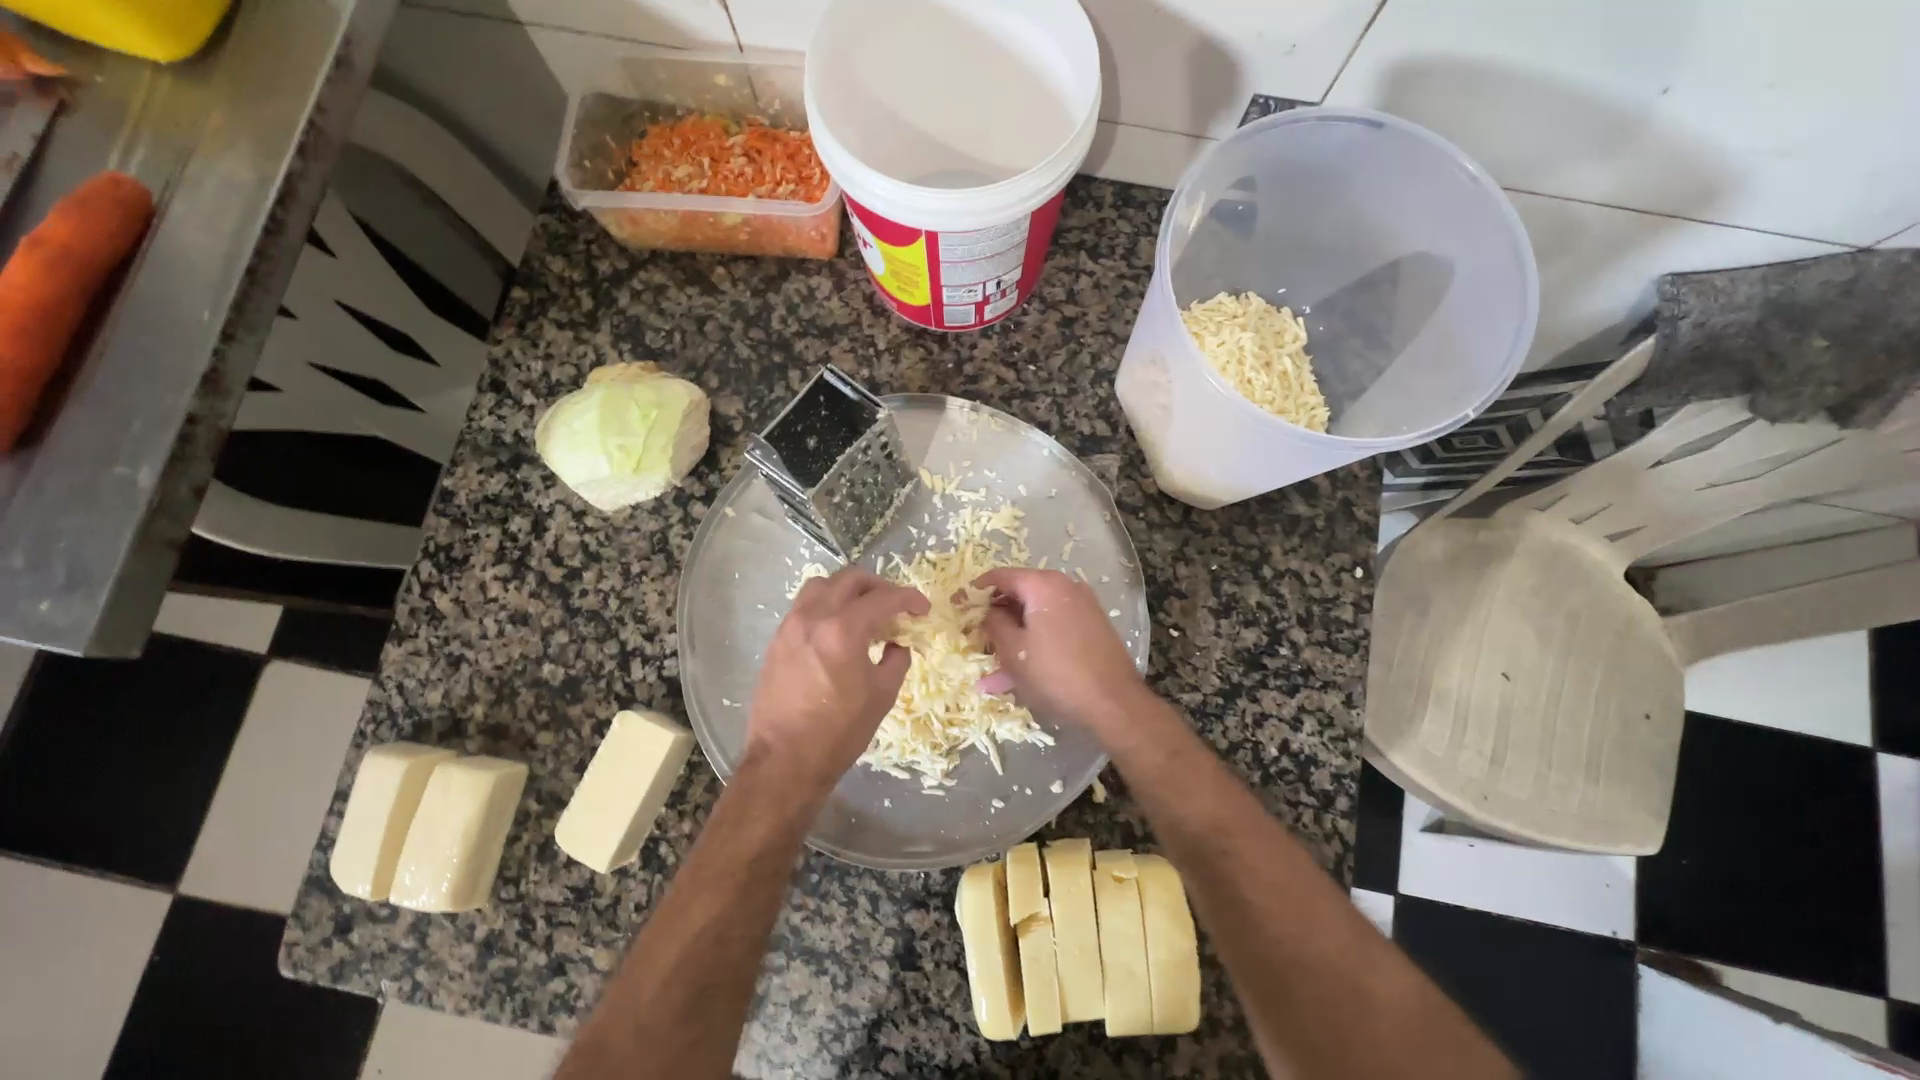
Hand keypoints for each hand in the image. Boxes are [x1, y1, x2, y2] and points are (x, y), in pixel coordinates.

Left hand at [745, 568, 928, 791]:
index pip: (884, 598)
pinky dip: (827, 605)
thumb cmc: (839, 732)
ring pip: (822, 585)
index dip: (909, 598)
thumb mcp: (881, 695)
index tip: (923, 609)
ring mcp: (791, 626)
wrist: (784, 759)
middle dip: (879, 587)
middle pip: (851, 579)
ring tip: (864, 612)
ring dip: (848, 590)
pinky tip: (838, 630)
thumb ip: (897, 660)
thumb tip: (898, 644)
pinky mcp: (778, 639)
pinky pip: (805, 606)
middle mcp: (813, 617)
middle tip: (896, 606)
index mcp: (843, 630)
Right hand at [975, 568, 1148, 733]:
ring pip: (1036, 616)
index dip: (975, 592)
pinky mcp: (1092, 627)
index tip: (958, 608)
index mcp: (1043, 584)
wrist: (1114, 702)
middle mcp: (1065, 587)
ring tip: (993, 670)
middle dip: (996, 618)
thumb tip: (988, 613)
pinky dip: (1034, 644)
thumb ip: (993, 624)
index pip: (1000, 576)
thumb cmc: (1056, 674)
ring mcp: (1082, 607)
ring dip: (1014, 638)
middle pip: (1020, 594)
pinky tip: (1019, 674)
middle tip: (976, 640)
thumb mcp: (1013, 651)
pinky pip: (1053, 628)